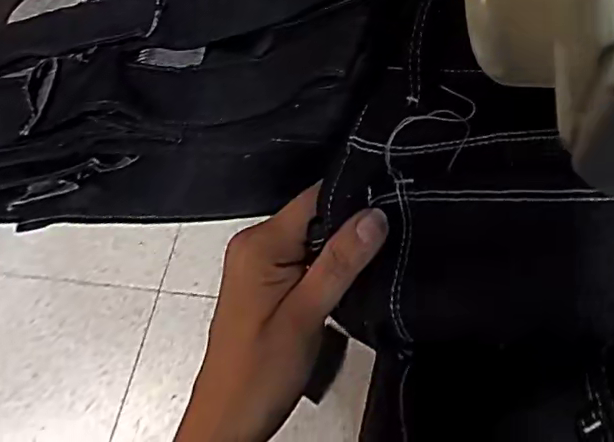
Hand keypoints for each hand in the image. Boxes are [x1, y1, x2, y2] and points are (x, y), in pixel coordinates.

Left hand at [175, 185, 387, 441]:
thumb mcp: (306, 316)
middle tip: (382, 242)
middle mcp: (256, 244)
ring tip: (368, 262)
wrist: (226, 430)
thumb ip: (340, 261)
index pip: (316, 196)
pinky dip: (330, 262)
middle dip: (351, 226)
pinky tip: (346, 279)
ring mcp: (261, 261)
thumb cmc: (255, 378)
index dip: (354, 198)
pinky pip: (309, 252)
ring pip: (317, 233)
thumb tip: (374, 216)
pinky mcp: (269, 278)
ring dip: (342, 247)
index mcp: (259, 243)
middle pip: (318, 212)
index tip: (387, 209)